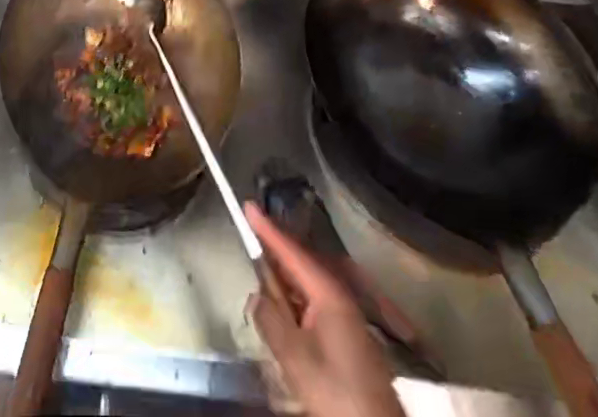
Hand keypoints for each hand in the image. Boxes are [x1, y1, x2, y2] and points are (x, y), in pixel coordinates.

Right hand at [246, 201, 404, 416]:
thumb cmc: (335, 391)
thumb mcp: (294, 358)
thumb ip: (271, 322)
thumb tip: (256, 295)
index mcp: (328, 293)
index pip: (292, 253)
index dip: (268, 230)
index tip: (249, 207)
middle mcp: (340, 295)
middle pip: (302, 263)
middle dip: (277, 247)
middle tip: (251, 229)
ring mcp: (347, 314)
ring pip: (309, 283)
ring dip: (285, 274)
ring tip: (262, 266)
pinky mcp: (348, 333)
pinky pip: (316, 300)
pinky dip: (296, 295)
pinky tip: (284, 306)